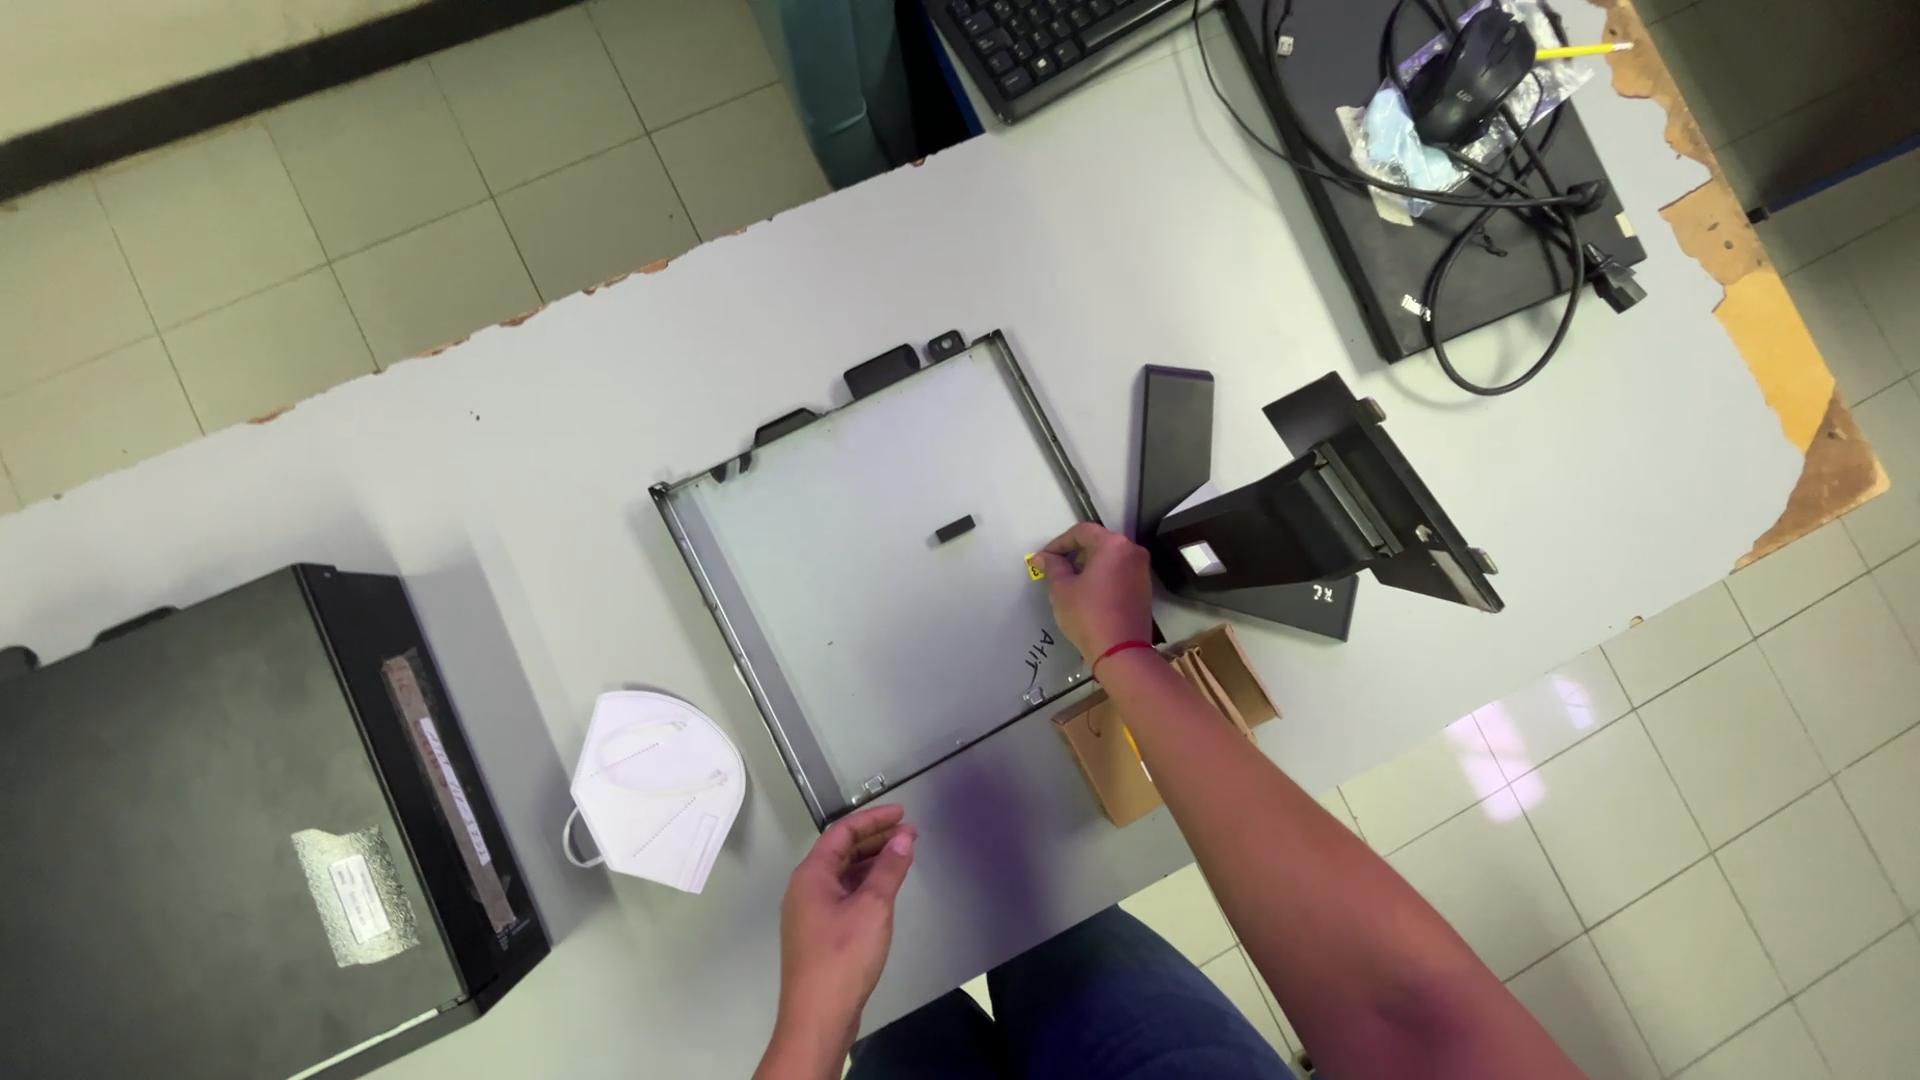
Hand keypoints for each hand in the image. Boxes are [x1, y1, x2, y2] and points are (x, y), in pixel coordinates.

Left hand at [766, 804, 916, 1070]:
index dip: (873, 818)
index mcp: (811, 874)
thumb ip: (889, 868)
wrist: (817, 1018)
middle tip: (909, 834)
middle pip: (841, 851)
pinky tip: (886, 888)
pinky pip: (844, 894)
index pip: (843, 831)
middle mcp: (806, 888)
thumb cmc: (843, 956)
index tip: (902, 814)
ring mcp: (810, 912)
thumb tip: (904, 838)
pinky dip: (866, 884)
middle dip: (875, 839)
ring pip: (844, 874)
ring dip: (872, 861)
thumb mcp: (873, 907)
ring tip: (903, 856)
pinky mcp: (819, 933)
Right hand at [1036, 522, 1153, 659]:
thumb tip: (1043, 557)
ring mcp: (1141, 570)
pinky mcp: (1144, 587)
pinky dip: (1103, 575)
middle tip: (1056, 569)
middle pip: (1098, 542)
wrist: (1121, 651)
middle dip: (1074, 553)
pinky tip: (1089, 593)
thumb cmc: (1087, 615)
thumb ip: (1053, 566)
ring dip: (1089, 564)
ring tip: (1070, 582)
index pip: (1082, 532)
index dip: (1059, 543)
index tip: (1045, 559)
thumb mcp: (1062, 589)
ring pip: (1110, 557)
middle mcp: (1132, 551)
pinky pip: (1119, 571)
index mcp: (1113, 545)